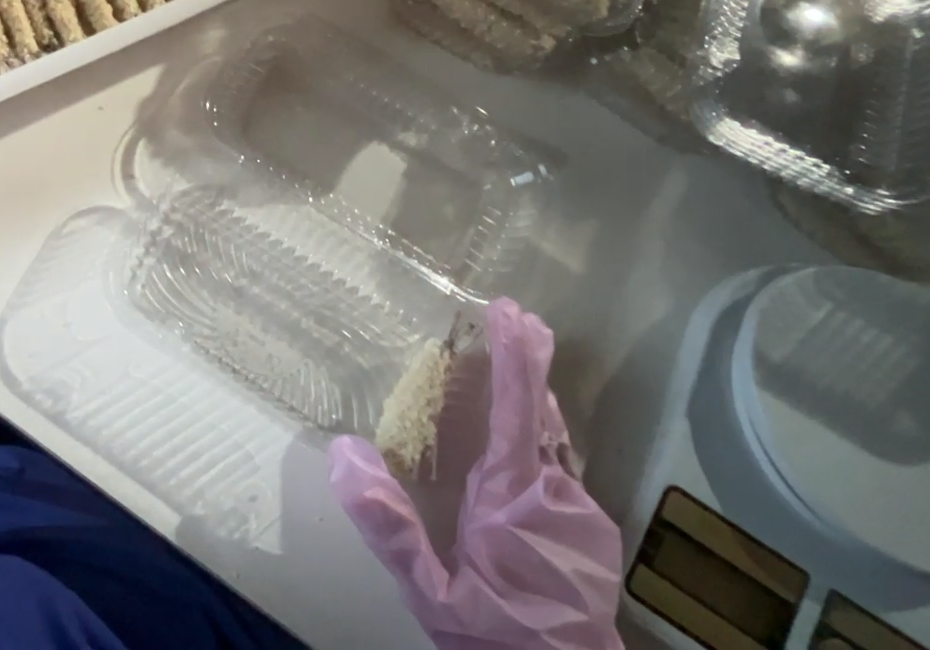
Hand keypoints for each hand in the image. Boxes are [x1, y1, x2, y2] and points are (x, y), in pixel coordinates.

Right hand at [329, 299, 623, 649]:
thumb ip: (388, 526)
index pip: (518, 416)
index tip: (510, 312)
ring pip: (556, 438)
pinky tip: (529, 422)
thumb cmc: (494, 637)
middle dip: (530, 363)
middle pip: (544, 416)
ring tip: (522, 352)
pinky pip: (559, 461)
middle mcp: (558, 497)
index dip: (515, 359)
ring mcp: (580, 513)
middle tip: (517, 316)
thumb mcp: (429, 592)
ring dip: (535, 393)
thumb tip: (343, 452)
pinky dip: (541, 426)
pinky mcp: (586, 529)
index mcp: (517, 502)